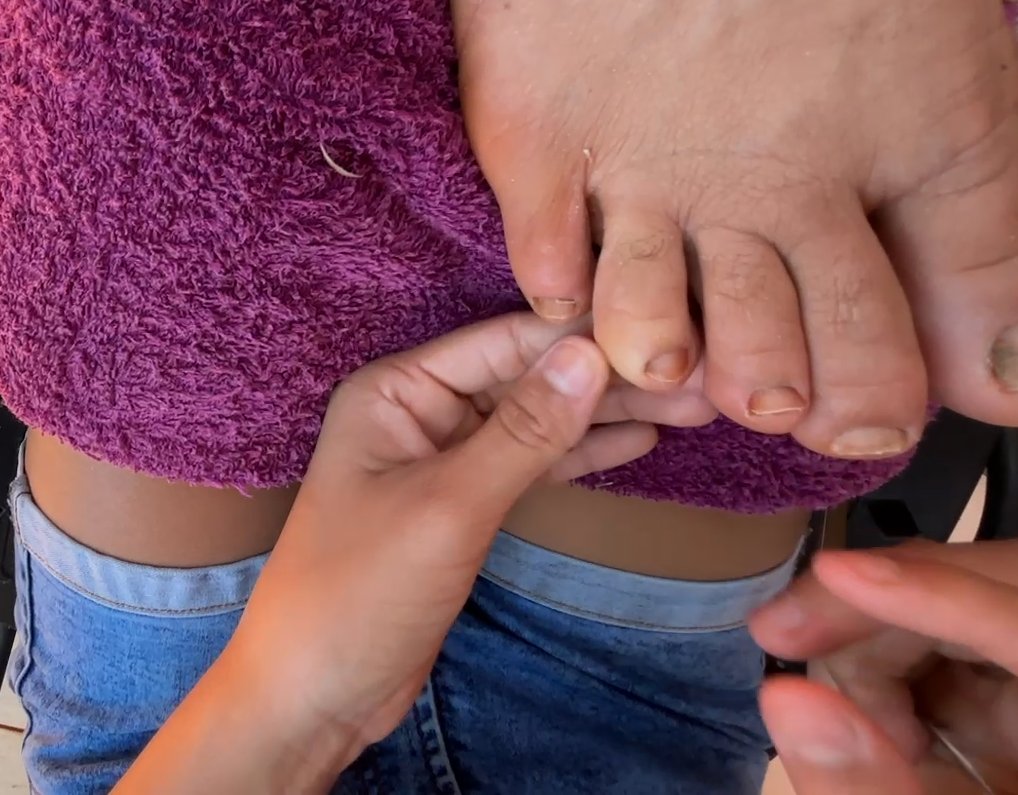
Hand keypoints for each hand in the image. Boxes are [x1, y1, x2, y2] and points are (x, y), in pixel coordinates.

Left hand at [116, 313, 688, 791]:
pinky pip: (526, 463)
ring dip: (602, 415)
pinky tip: (635, 442)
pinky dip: (577, 455)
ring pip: (531, 421)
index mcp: (395, 389)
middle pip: (521, 379)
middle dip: (602, 378)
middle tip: (701, 374)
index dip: (579, 335)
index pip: (498, 344)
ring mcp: (439, 454)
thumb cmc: (361, 587)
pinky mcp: (460, 499)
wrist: (317, 688)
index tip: (662, 329)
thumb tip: (588, 354)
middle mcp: (416, 408)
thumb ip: (522, 432)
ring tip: (691, 405)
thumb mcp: (448, 505)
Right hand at [441, 0, 1017, 456]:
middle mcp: (770, 165)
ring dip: (684, 361)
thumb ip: (946, 119)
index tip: (901, 404)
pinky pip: (547, 260)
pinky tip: (568, 292)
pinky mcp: (529, 130)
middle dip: (810, 396)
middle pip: (799, 345)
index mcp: (909, 114)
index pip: (943, 311)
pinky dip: (565, 293)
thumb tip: (1004, 269)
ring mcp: (637, 157)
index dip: (928, 380)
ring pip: (663, 330)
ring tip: (683, 365)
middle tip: (795, 407)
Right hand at [750, 541, 1017, 793]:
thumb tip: (783, 692)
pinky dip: (871, 647)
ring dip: (868, 632)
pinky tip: (859, 703)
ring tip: (837, 711)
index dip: (961, 604)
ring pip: (964, 592)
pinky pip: (937, 626)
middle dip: (884, 603)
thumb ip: (867, 794)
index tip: (835, 573)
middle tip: (782, 632)